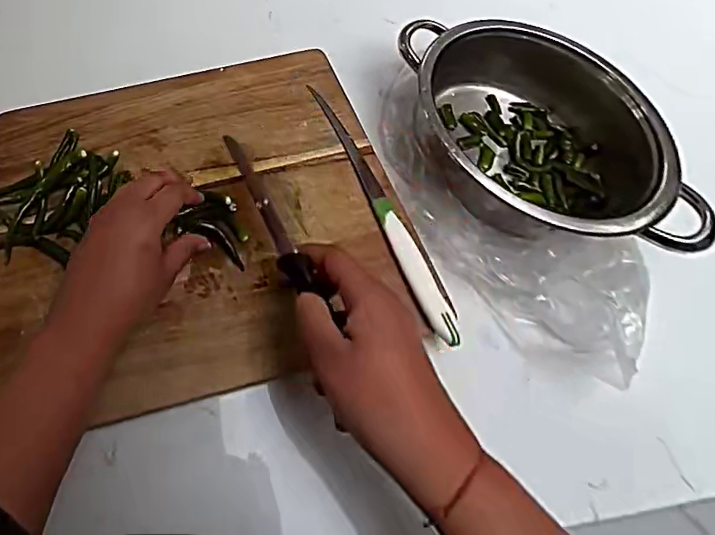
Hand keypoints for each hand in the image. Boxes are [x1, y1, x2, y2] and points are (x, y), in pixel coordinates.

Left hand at [45, 171, 208, 354]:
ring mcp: (104, 213)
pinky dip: (132, 197)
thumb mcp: (164, 275)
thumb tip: (201, 239)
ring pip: (130, 186)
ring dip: (149, 186)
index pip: (172, 193)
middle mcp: (124, 208)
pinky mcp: (92, 223)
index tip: (200, 200)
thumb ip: (182, 250)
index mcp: (146, 218)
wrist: (87, 313)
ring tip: (164, 199)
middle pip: (149, 180)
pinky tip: (139, 215)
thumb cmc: (132, 298)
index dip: (189, 193)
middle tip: (184, 192)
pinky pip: (116, 200)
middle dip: (169, 180)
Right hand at [296, 244, 482, 519]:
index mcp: (372, 299)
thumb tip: (305, 295)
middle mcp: (389, 307)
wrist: (434, 458)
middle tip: (296, 321)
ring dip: (328, 330)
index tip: (280, 270)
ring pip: (350, 313)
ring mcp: (398, 331)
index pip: (334, 256)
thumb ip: (309, 313)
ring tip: (319, 365)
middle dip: (315, 298)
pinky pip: (362, 335)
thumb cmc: (378, 403)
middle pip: (343, 282)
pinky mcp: (401, 354)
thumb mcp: (326, 355)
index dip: (303, 256)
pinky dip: (344, 348)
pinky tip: (338, 384)